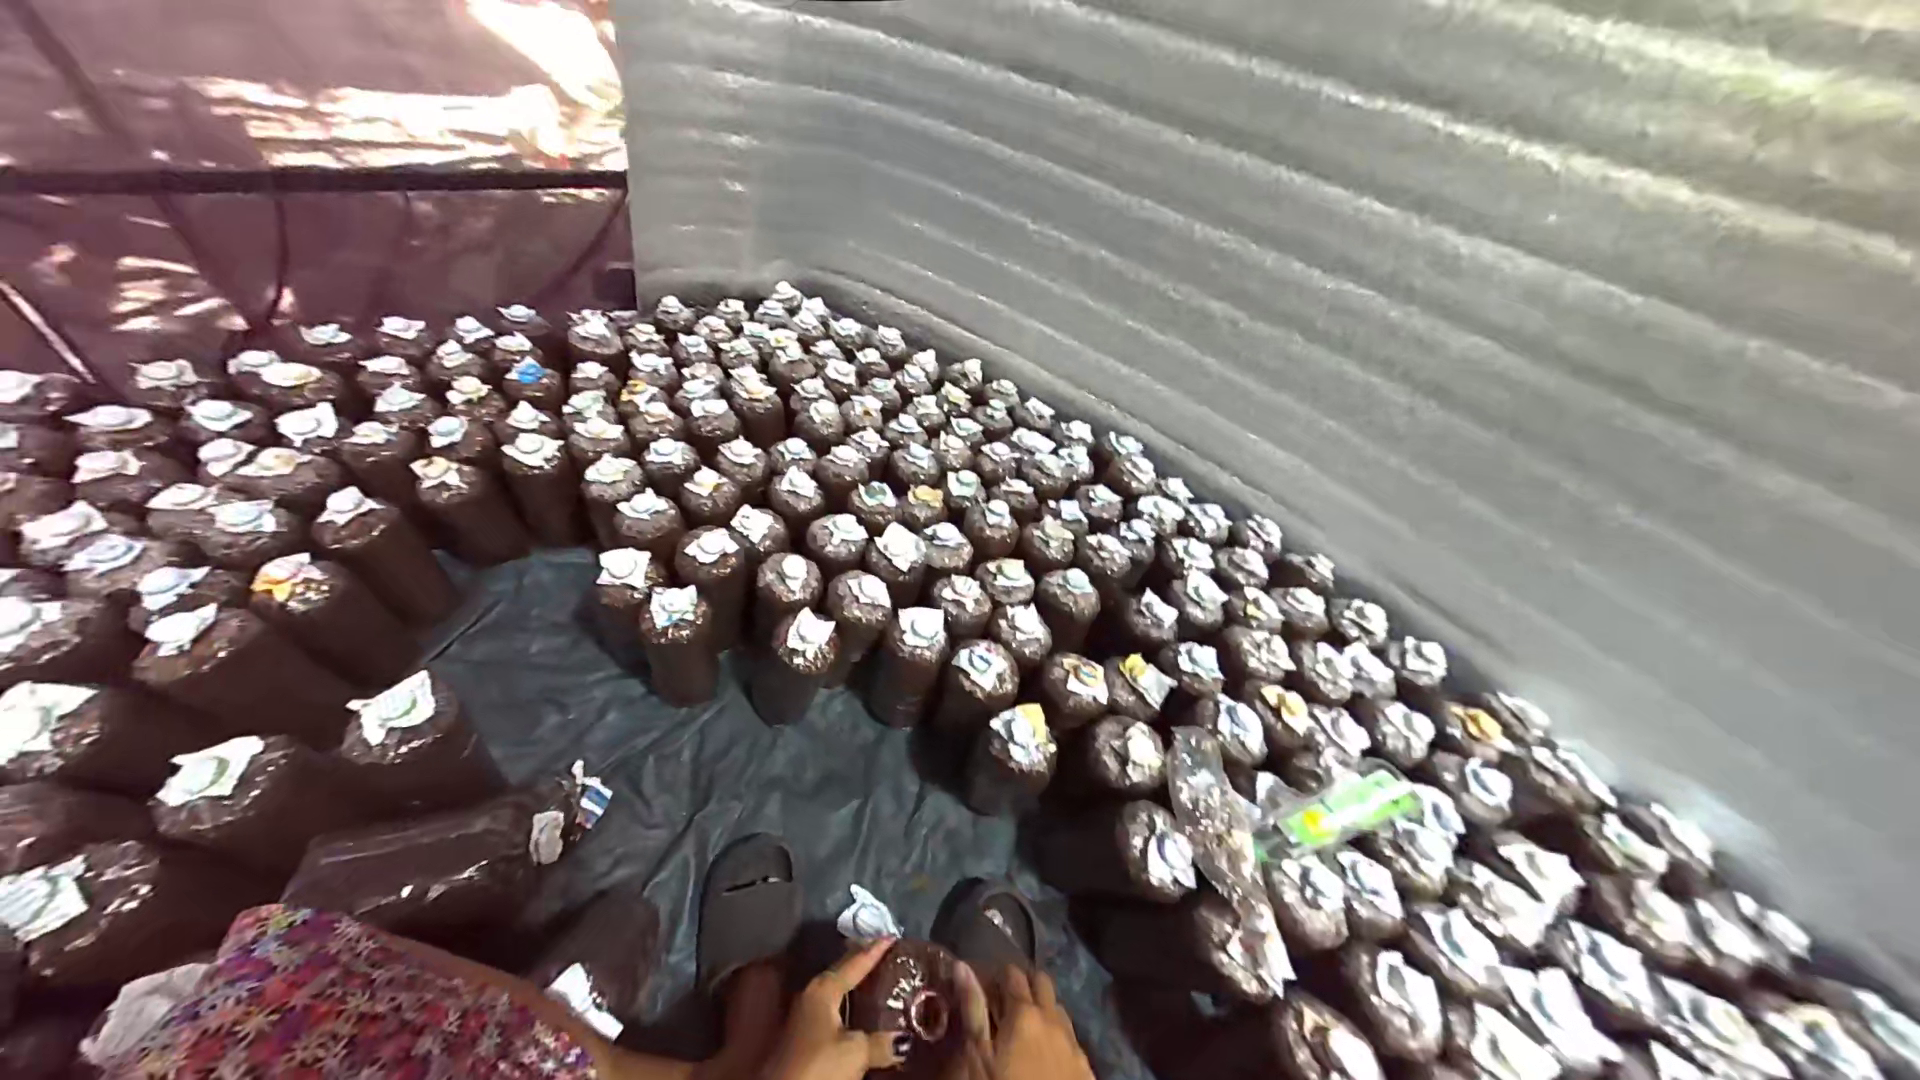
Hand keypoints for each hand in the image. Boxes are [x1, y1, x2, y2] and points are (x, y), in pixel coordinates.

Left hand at [761, 939, 904, 1079]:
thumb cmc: (817, 1066)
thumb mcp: (854, 1052)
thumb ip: (880, 1042)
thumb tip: (904, 1040)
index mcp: (824, 988)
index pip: (855, 963)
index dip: (874, 950)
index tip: (891, 935)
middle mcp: (812, 994)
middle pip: (841, 970)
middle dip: (861, 960)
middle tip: (882, 948)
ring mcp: (804, 1015)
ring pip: (835, 989)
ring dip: (852, 981)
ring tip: (872, 973)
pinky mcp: (801, 1035)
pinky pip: (831, 1006)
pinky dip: (846, 1001)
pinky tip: (855, 1007)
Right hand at [945, 963, 1094, 1079]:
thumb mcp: (979, 1058)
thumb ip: (973, 1010)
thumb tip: (961, 966)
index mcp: (1024, 1013)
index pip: (1012, 974)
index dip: (998, 977)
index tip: (987, 989)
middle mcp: (1053, 1019)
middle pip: (1042, 981)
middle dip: (1025, 984)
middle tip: (1006, 1006)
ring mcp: (1074, 1043)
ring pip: (1058, 1009)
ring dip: (1043, 1010)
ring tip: (1025, 1033)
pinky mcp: (1087, 1068)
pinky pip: (1072, 1039)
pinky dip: (1058, 1038)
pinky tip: (1045, 1059)